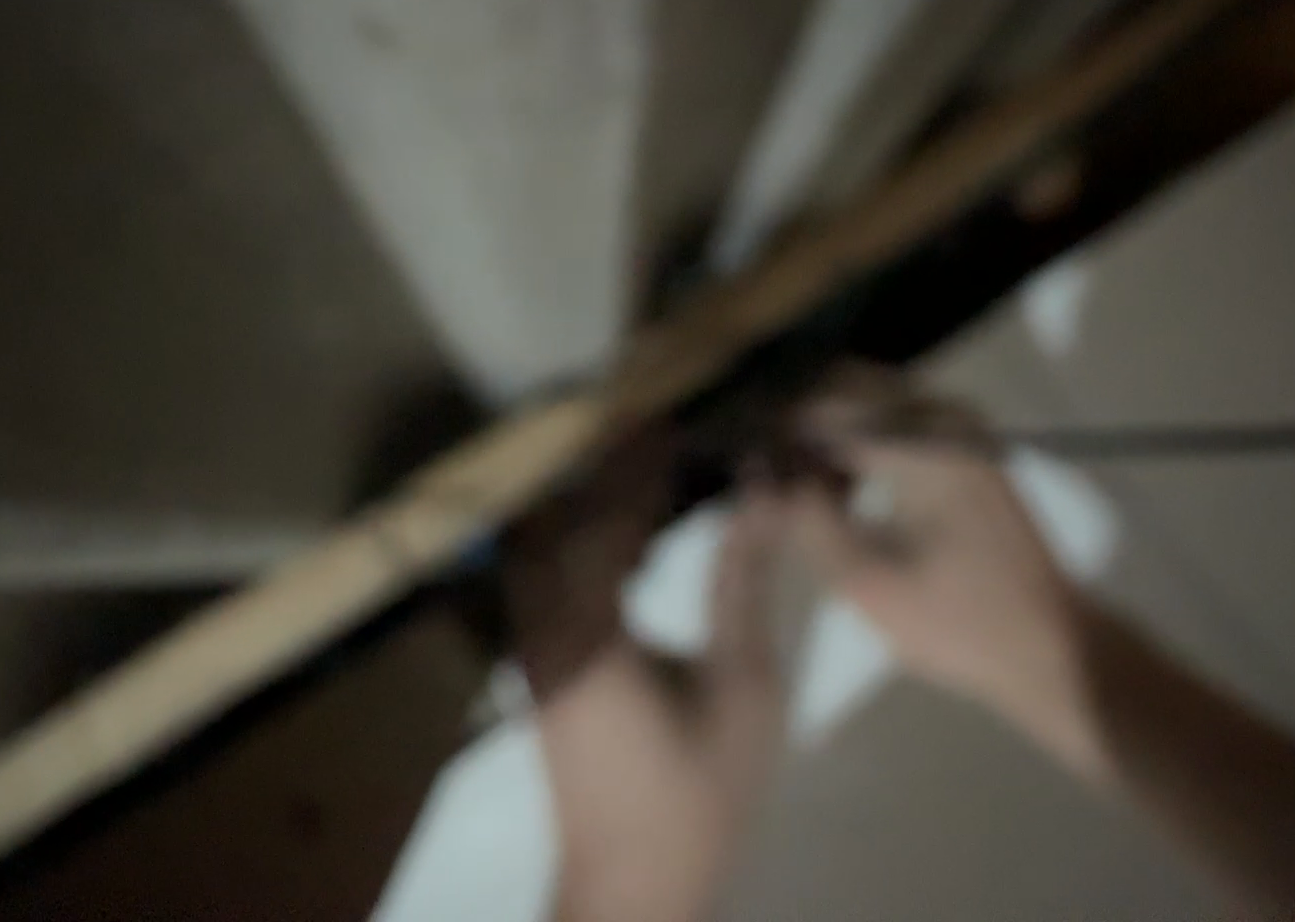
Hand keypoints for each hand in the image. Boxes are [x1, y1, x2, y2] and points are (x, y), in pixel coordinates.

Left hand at [506, 434, 786, 921]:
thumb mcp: (743, 686)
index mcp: (591, 630)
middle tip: (659, 438)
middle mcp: (547, 626)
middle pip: (558, 517)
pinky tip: (630, 542)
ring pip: (547, 547)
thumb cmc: (698, 792)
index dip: (634, 459)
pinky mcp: (541, 665)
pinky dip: (586, 543)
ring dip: (591, 504)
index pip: (603, 514)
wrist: (633, 883)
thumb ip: (742, 582)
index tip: (671, 419)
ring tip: (648, 473)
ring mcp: (535, 647)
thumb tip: (759, 497)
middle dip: (604, 470)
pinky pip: (553, 579)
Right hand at [775, 367, 1110, 780]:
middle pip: (843, 389)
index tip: (735, 448)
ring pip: (863, 404)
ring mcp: (958, 429)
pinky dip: (853, 448)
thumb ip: (803, 514)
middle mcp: (944, 418)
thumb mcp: (864, 579)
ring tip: (783, 481)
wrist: (1051, 648)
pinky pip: (888, 425)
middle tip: (755, 466)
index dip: (773, 424)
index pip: (824, 404)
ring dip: (821, 435)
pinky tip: (830, 490)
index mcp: (925, 445)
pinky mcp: (960, 447)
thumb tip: (757, 468)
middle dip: (794, 423)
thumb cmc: (958, 624)